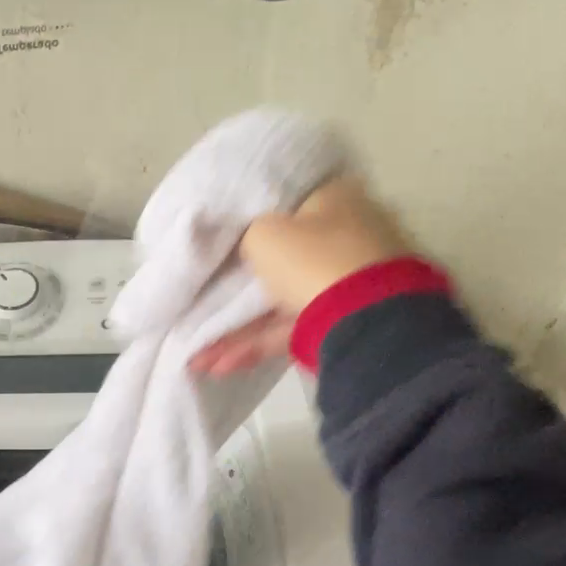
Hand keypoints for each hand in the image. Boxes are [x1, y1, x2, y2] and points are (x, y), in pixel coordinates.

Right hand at [189, 176, 417, 375]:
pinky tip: (220, 366)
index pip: (286, 204)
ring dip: (237, 329)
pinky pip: (288, 328)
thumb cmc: (311, 259)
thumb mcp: (264, 234)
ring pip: (279, 301)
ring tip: (200, 355)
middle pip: (281, 259)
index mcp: (334, 199)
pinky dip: (256, 344)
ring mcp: (344, 281)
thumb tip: (249, 241)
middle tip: (200, 305)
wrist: (365, 317)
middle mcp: (344, 235)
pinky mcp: (339, 320)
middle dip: (237, 290)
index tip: (219, 245)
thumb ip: (248, 233)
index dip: (250, 223)